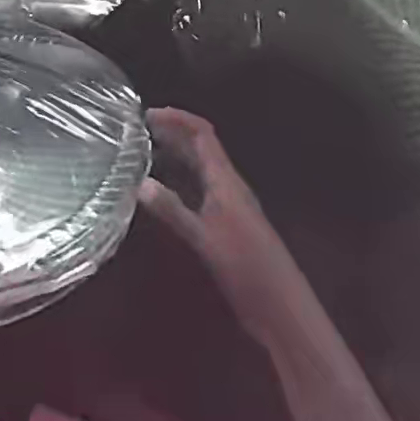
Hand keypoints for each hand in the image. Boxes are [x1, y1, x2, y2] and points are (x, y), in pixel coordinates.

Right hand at [135, 108, 309, 339]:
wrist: (280, 306)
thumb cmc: (247, 267)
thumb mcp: (204, 239)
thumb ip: (173, 211)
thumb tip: (139, 184)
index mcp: (226, 181)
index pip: (203, 135)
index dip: (178, 119)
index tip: (148, 113)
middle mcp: (227, 186)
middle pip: (201, 147)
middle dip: (173, 132)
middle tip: (139, 128)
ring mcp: (228, 205)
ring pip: (200, 168)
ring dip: (176, 154)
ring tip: (144, 150)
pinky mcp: (225, 223)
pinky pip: (199, 188)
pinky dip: (179, 179)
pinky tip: (162, 189)